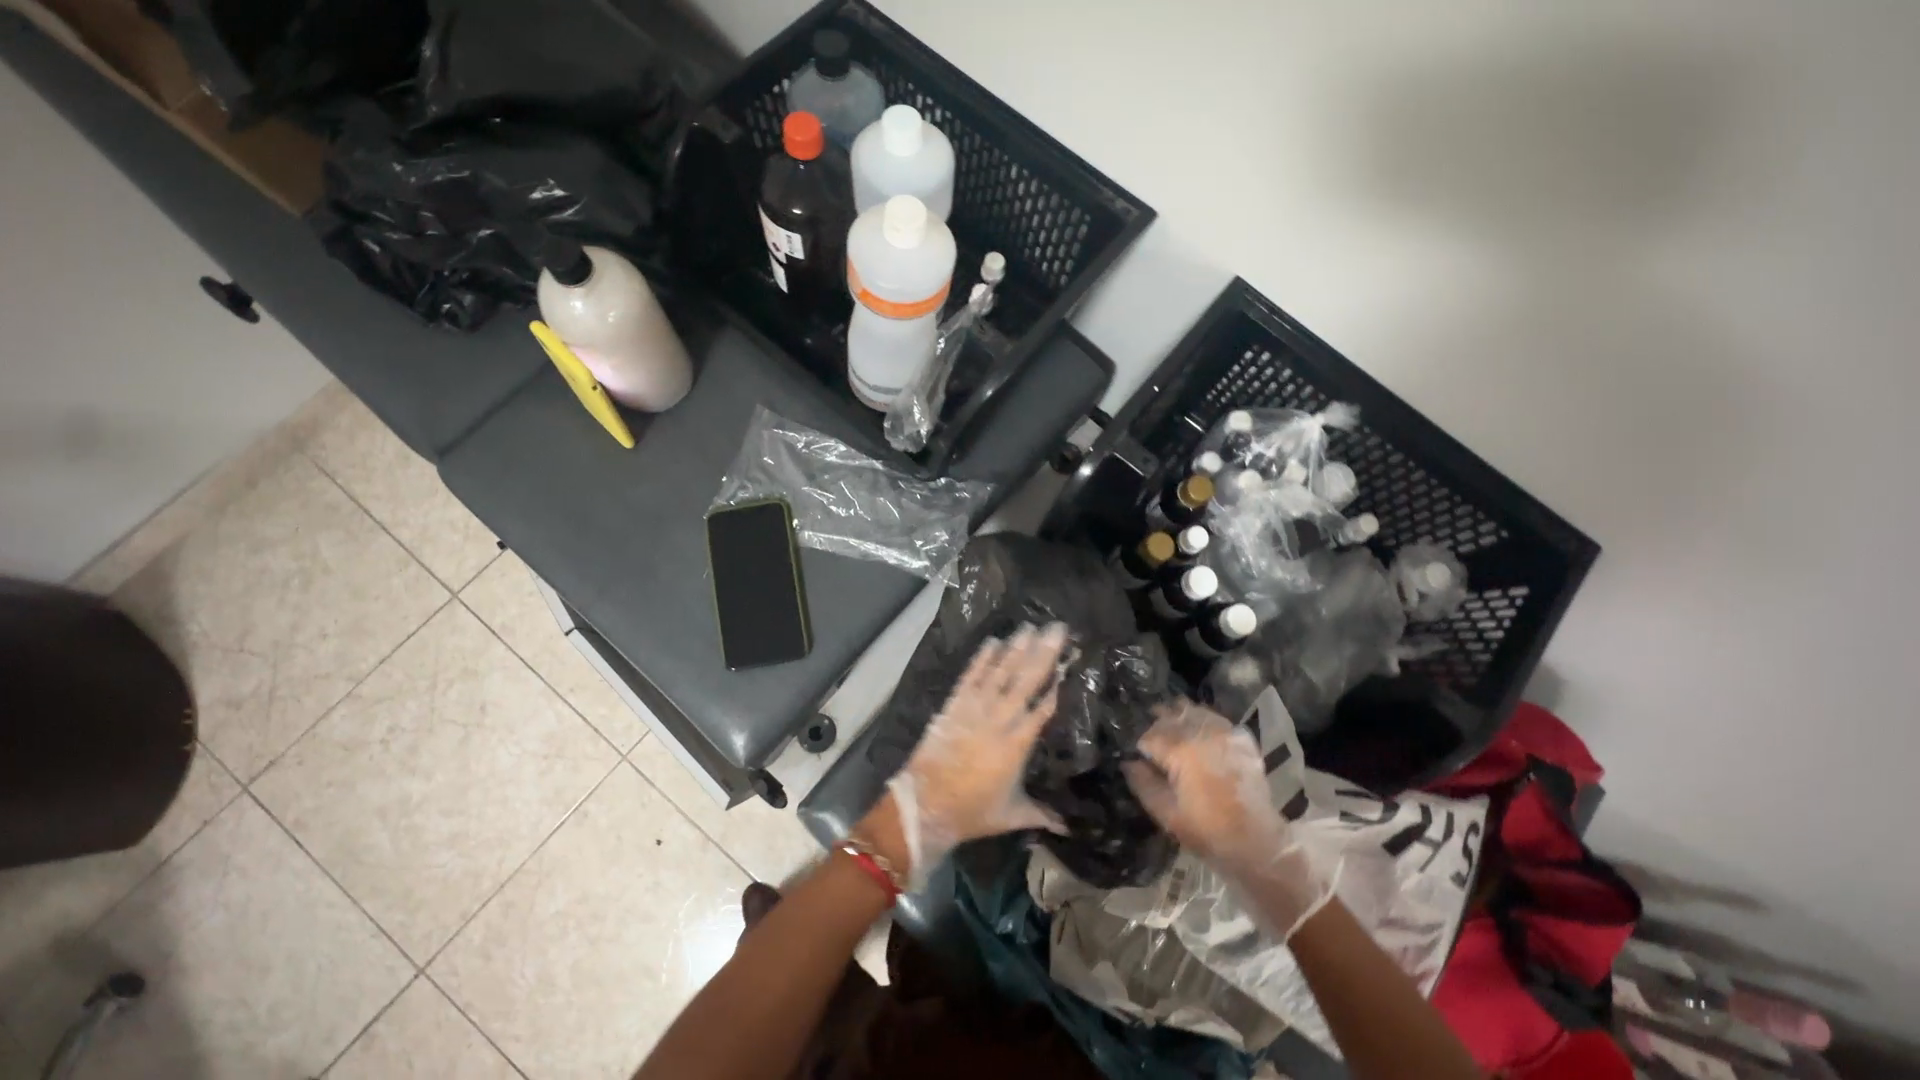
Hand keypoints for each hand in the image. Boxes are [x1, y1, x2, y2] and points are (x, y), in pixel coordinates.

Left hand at [884, 623, 1067, 889]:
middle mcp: (997, 722)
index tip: (1074, 662)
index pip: (1043, 709)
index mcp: (1016, 746)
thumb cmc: (970, 813)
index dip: (1059, 685)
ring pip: (999, 675)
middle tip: (1058, 630)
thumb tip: (1071, 827)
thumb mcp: (1011, 816)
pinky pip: (969, 679)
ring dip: (1015, 650)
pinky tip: (993, 642)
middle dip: (1042, 655)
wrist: (923, 807)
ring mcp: (973, 712)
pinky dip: (981, 660)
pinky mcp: (952, 709)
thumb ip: (1042, 815)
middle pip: (1024, 682)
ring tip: (1031, 628)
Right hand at [1122, 701, 1286, 874]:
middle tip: (1153, 743)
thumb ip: (1143, 784)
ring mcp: (1226, 733)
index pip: (1149, 736)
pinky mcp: (1243, 739)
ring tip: (1174, 731)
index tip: (1139, 758)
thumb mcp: (1166, 813)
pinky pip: (1218, 720)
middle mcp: (1203, 733)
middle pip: (1171, 716)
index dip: (1141, 747)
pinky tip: (1201, 735)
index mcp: (1181, 751)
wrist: (1257, 841)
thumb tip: (1129, 763)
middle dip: (1158, 726)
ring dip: (1180, 718)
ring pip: (1195, 711)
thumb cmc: (1207, 830)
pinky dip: (1205, 722)